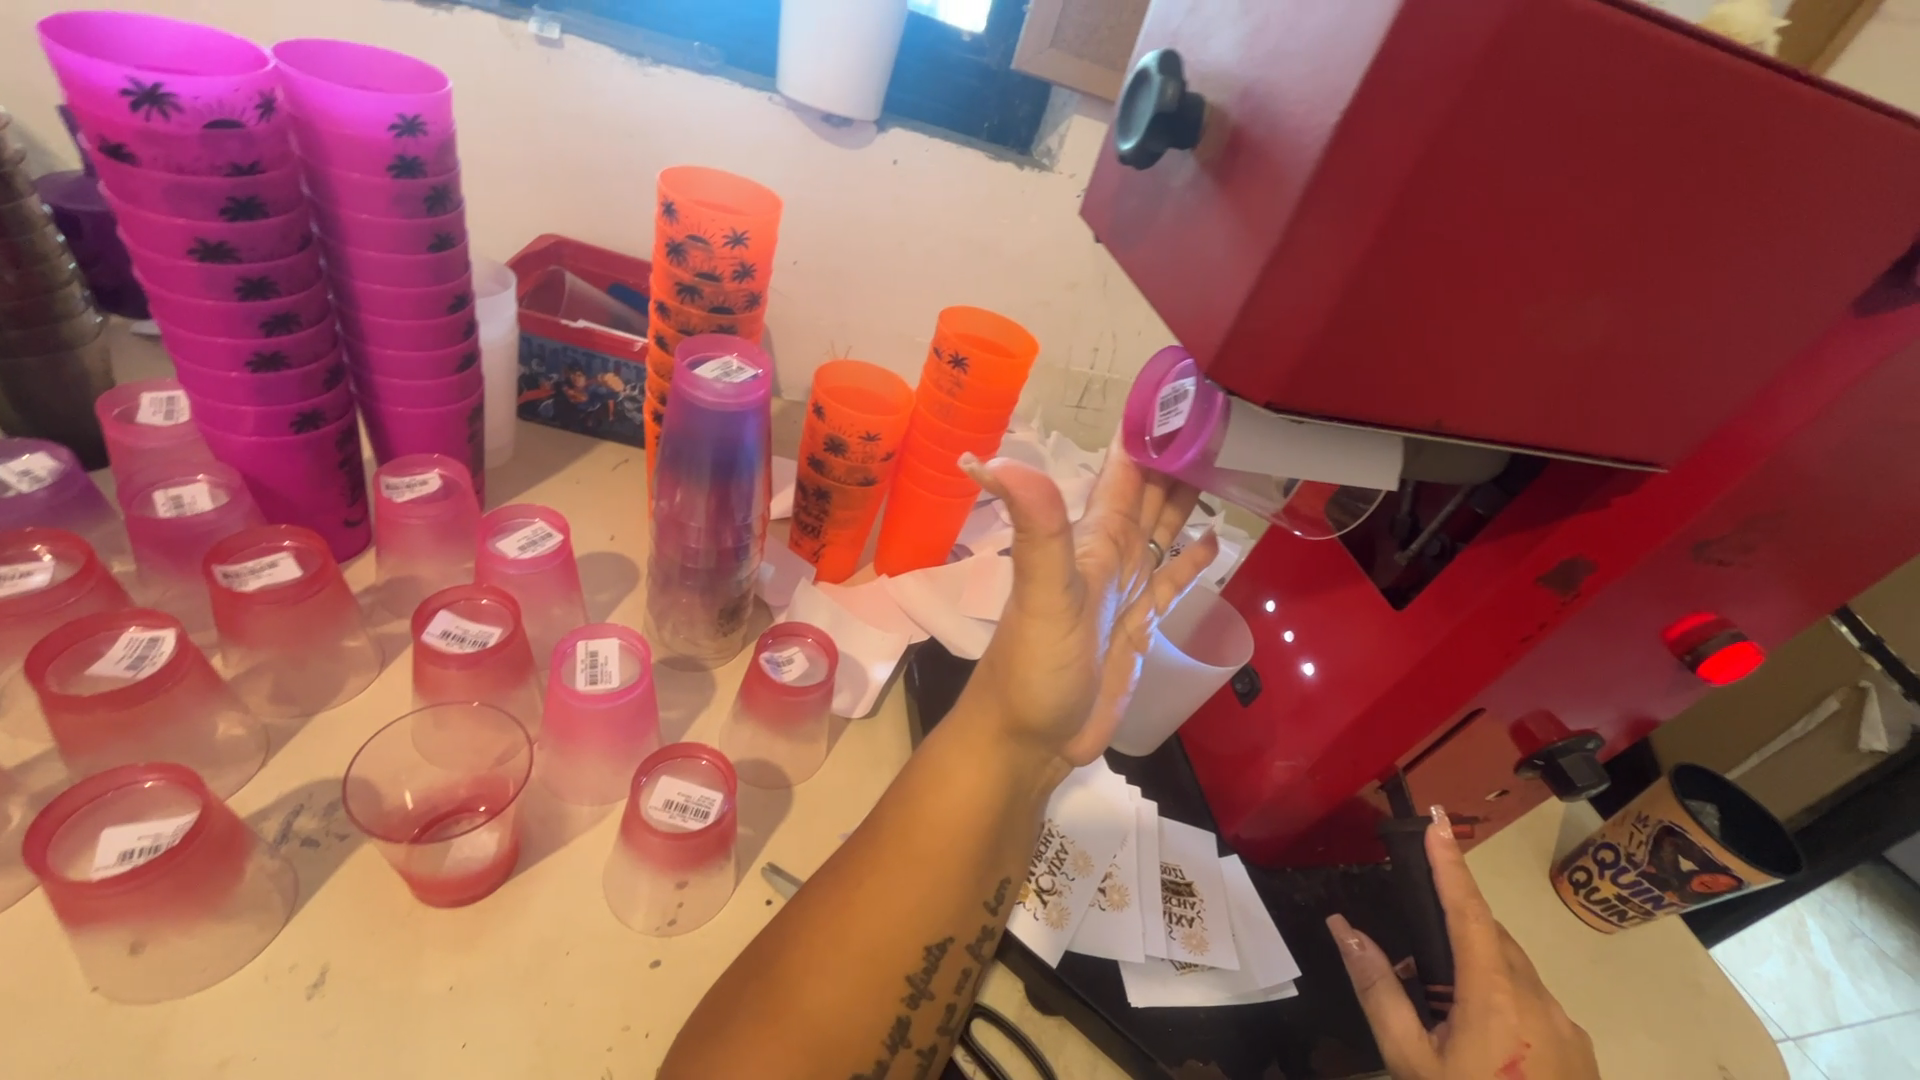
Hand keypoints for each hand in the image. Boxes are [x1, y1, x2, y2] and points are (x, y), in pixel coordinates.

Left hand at [957, 438, 1218, 766]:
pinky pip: (1169, 582)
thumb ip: (1036, 529)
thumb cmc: (1035, 665)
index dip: (1149, 434)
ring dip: (1186, 501)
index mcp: (1091, 541)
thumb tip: (995, 458)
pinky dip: (1190, 561)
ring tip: (1226, 465)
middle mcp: (1108, 557)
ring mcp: (1125, 593)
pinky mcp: (1140, 628)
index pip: (1124, 473)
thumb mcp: (1042, 593)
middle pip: (1149, 496)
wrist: (1030, 737)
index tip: (1184, 393)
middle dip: (1178, 459)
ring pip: (1160, 532)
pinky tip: (1215, 540)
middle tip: (1223, 420)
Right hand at [1327, 811, 1600, 1079]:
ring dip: (1474, 968)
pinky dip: (1500, 999)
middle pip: (1490, 938)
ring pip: (1513, 970)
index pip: (1467, 911)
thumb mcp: (1410, 1060)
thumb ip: (1379, 989)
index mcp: (1495, 996)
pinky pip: (1532, 1003)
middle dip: (1451, 929)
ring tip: (1440, 1014)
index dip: (1449, 863)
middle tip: (1413, 969)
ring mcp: (1567, 1028)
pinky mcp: (1581, 1054)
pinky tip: (1479, 1042)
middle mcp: (1539, 1000)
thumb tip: (1343, 927)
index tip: (1436, 820)